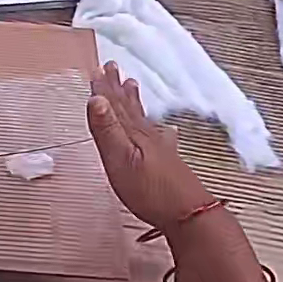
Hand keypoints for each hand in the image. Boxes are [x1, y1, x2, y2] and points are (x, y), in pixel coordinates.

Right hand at [86, 62, 215, 228]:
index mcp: (133, 133)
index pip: (115, 106)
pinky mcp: (166, 162)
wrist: (187, 214)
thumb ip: (107, 130)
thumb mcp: (120, 160)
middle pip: (129, 107)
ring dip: (134, 102)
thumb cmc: (149, 190)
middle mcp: (146, 135)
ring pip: (142, 118)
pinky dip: (159, 129)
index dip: (104, 88)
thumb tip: (95, 99)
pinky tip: (167, 131)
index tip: (98, 68)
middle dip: (118, 88)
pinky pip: (159, 136)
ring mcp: (159, 148)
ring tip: (131, 85)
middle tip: (112, 68)